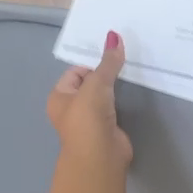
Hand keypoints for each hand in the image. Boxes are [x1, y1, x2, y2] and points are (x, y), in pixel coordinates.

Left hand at [47, 30, 131, 168]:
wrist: (100, 157)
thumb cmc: (88, 119)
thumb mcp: (97, 84)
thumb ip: (108, 61)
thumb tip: (114, 35)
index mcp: (59, 96)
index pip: (76, 71)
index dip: (93, 63)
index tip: (112, 57)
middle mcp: (71, 108)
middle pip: (90, 82)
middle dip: (106, 73)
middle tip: (125, 59)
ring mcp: (89, 119)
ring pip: (103, 95)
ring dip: (115, 87)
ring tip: (131, 72)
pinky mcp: (107, 128)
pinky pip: (114, 107)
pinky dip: (122, 100)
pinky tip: (133, 92)